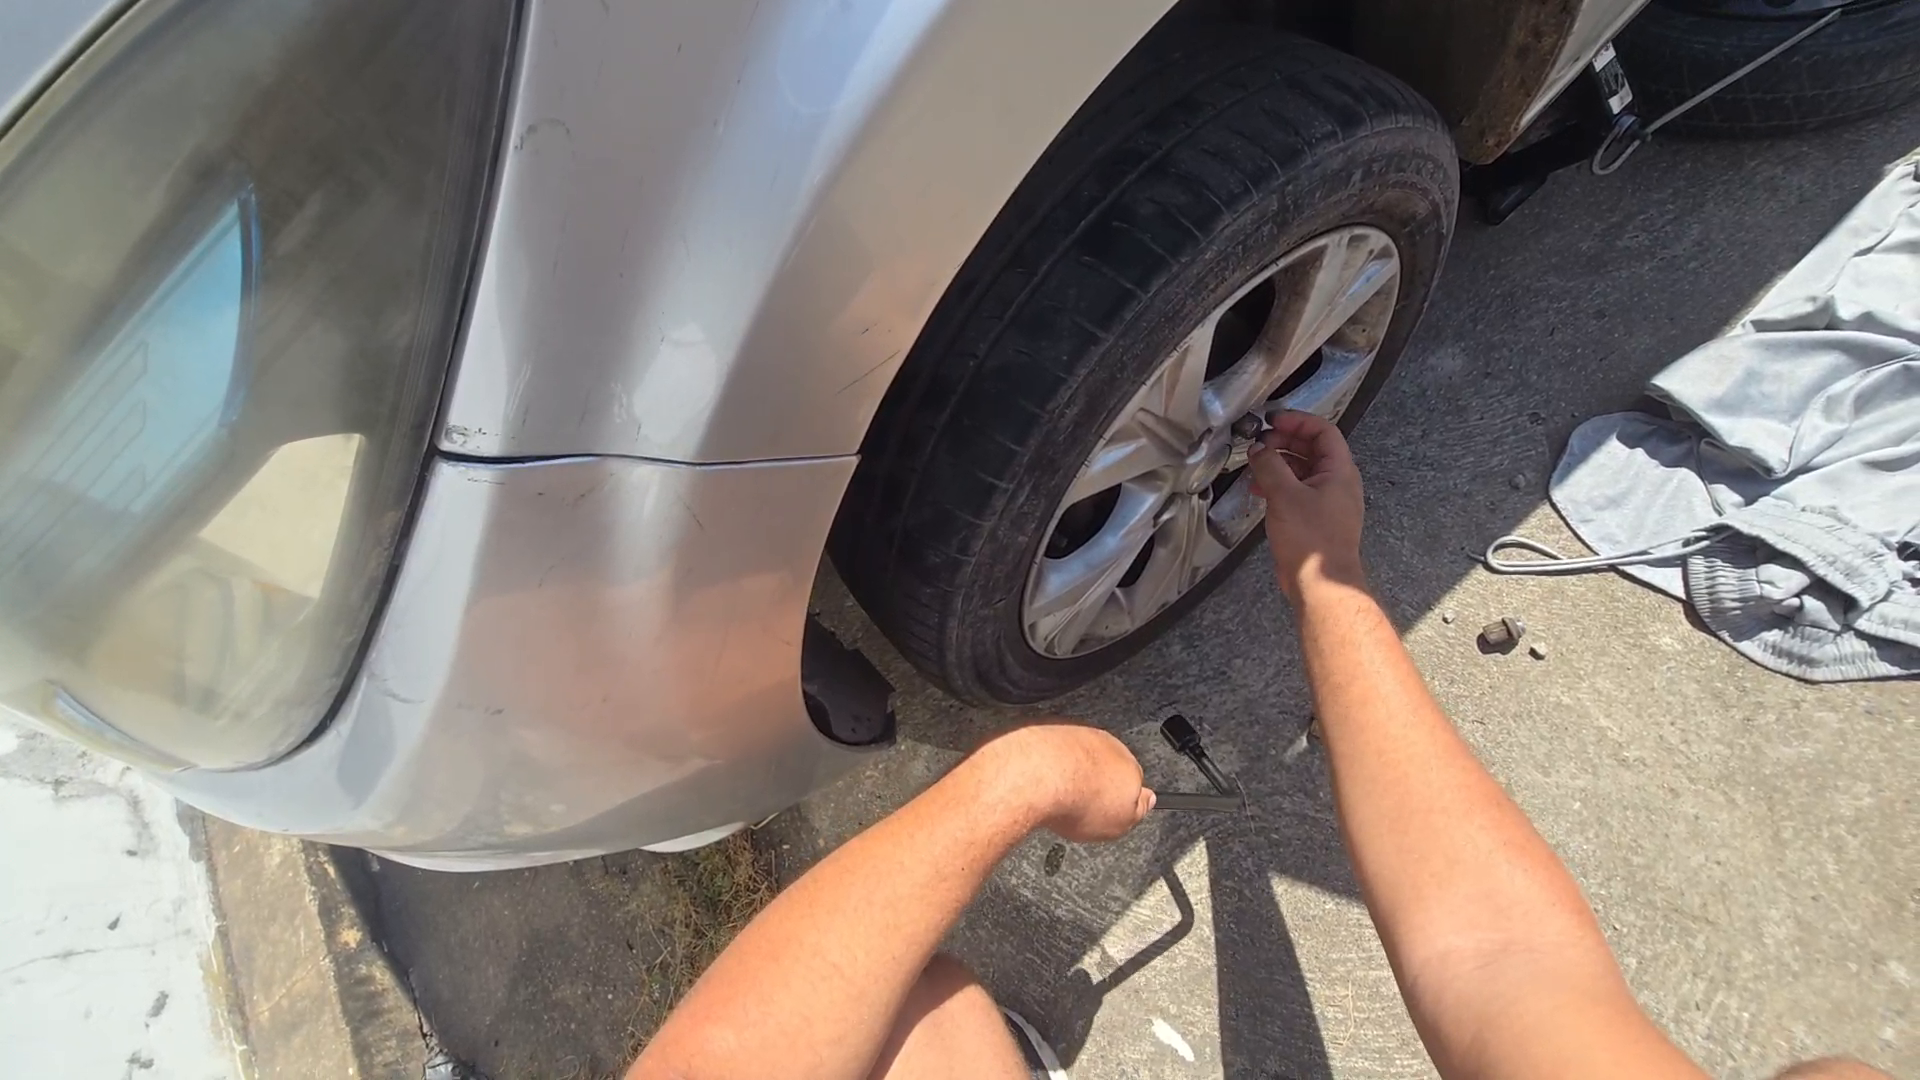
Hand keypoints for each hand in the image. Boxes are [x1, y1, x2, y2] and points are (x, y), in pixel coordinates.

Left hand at [978, 724, 1153, 842]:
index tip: (1107, 811)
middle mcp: (1104, 742)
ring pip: (1077, 755)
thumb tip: (1146, 801)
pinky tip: (1042, 783)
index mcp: (1128, 764)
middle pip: (1105, 764)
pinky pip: (1052, 750)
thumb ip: (1138, 809)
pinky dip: (1048, 764)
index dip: (1119, 799)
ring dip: (1070, 772)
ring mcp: (1074, 734)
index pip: (1134, 780)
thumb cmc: (1076, 798)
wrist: (1036, 774)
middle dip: (1094, 782)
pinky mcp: (1047, 732)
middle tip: (1081, 807)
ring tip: (1058, 797)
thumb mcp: (1120, 823)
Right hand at [1247, 410, 1365, 600]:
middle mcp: (1337, 484)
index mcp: (1339, 472)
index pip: (1323, 432)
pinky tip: (1259, 491)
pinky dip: (1278, 485)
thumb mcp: (1284, 495)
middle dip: (1284, 442)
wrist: (1320, 584)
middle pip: (1312, 450)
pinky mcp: (1314, 519)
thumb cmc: (1311, 540)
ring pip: (1302, 471)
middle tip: (1259, 443)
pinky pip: (1296, 492)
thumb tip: (1258, 449)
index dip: (1298, 422)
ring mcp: (1327, 502)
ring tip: (1255, 466)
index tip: (1272, 421)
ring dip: (1278, 464)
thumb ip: (1269, 466)